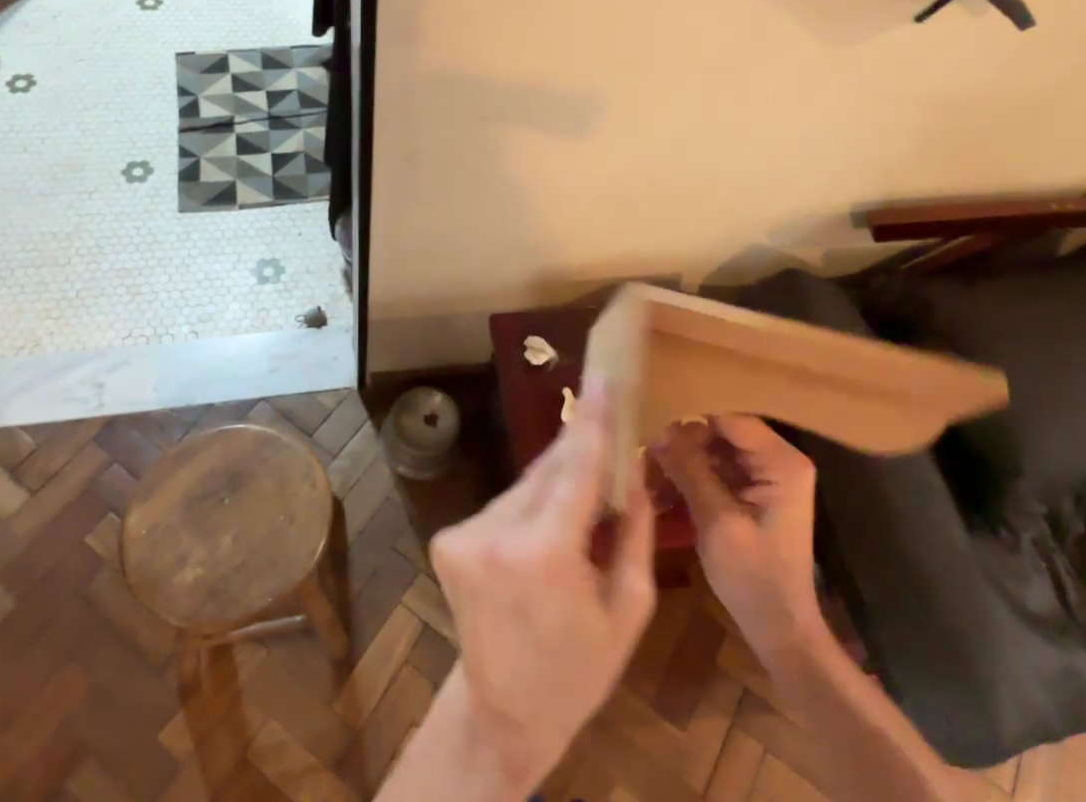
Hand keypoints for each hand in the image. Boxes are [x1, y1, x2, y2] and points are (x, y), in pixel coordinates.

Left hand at [427, 379, 656, 787]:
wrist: (505, 709)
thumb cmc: (580, 667)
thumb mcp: (629, 605)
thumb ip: (632, 529)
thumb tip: (635, 465)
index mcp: (543, 555)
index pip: (575, 469)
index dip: (593, 419)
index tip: (604, 375)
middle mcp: (494, 534)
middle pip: (547, 470)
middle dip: (581, 447)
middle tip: (612, 416)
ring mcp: (463, 535)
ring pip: (525, 485)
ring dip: (557, 479)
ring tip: (590, 487)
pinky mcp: (450, 539)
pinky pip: (506, 504)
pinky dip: (533, 503)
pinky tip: (554, 523)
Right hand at [653, 415, 818, 645]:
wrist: (778, 626)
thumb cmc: (753, 576)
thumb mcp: (717, 520)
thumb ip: (689, 470)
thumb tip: (658, 430)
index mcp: (781, 462)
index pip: (729, 418)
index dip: (689, 417)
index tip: (649, 420)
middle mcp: (778, 460)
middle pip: (720, 431)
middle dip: (682, 442)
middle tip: (642, 455)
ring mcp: (765, 477)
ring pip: (713, 450)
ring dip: (681, 462)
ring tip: (645, 475)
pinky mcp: (752, 493)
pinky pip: (715, 471)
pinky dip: (690, 479)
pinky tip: (660, 492)